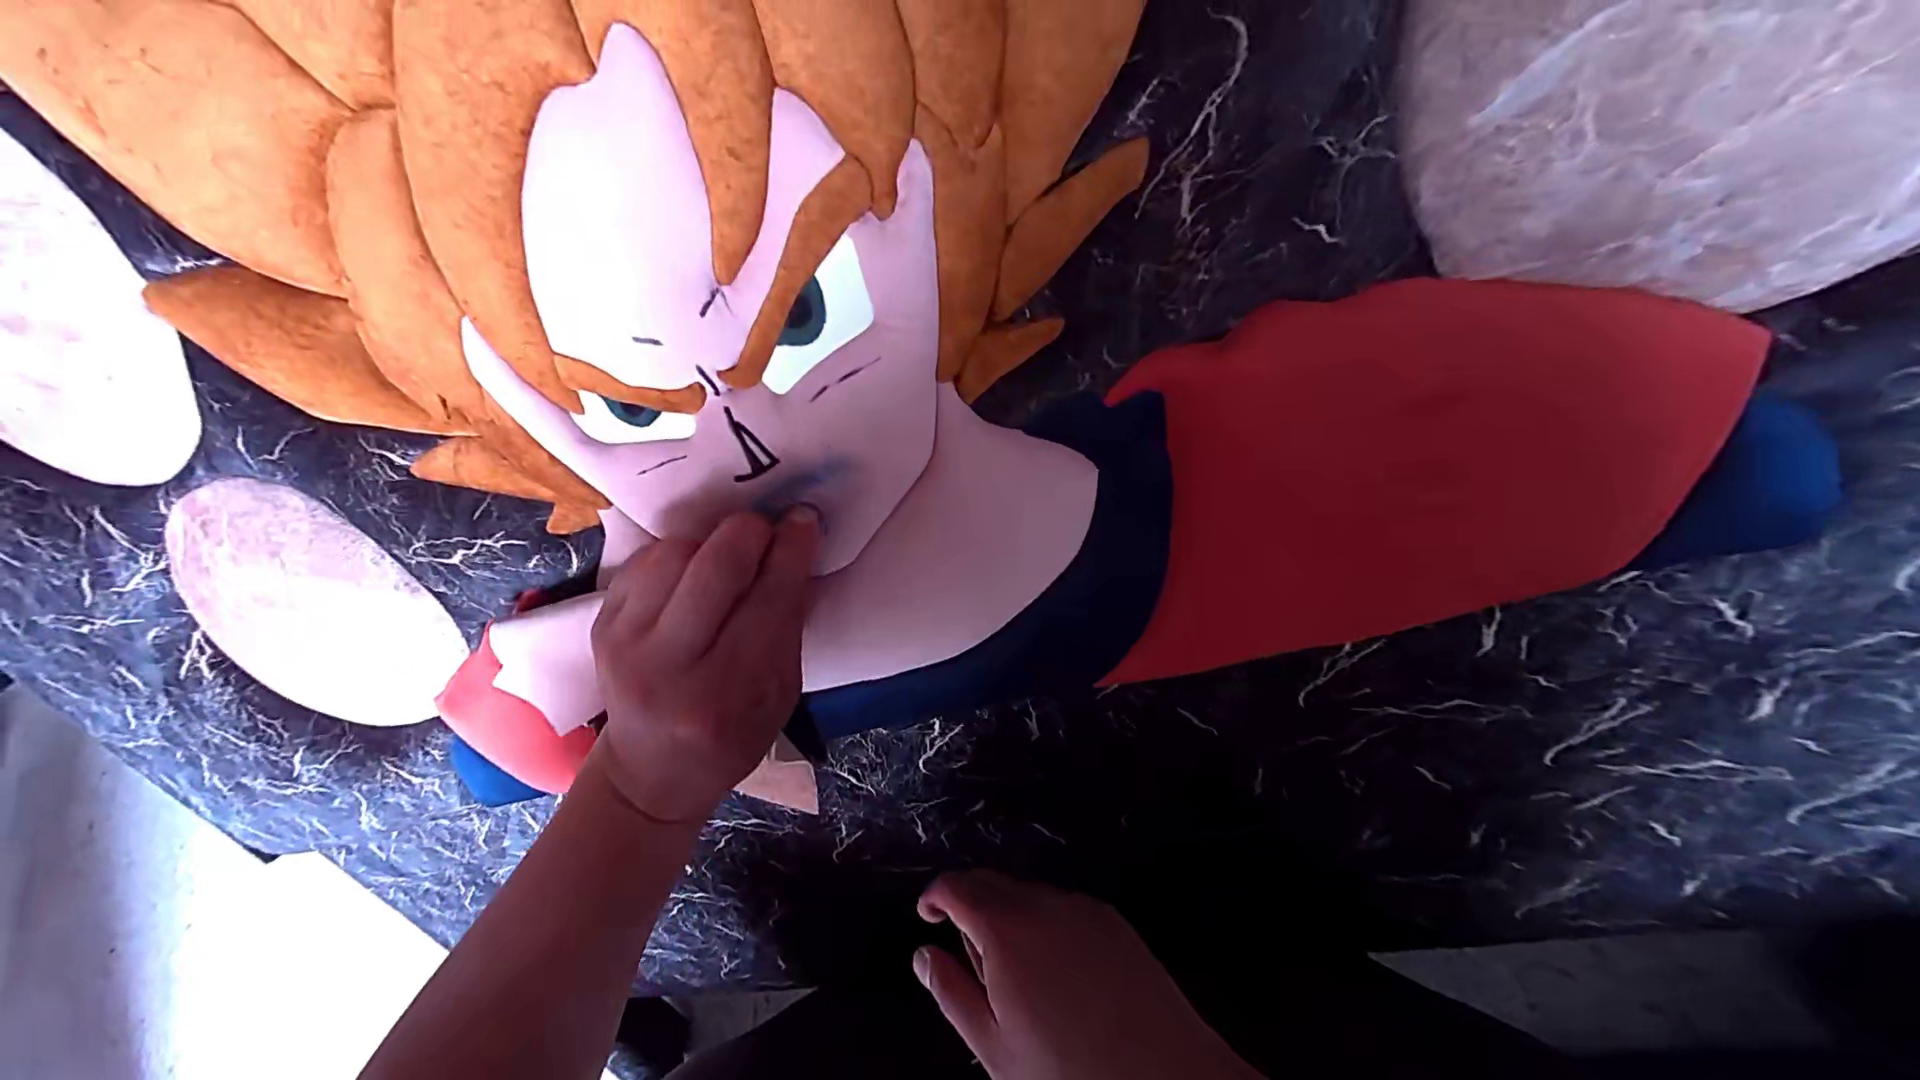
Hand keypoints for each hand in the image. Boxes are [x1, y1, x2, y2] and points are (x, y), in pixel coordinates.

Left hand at [588, 508, 817, 823]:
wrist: (652, 769)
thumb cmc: (733, 737)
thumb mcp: (782, 692)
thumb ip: (791, 623)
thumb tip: (799, 550)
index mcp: (726, 692)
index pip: (769, 599)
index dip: (792, 550)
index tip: (805, 519)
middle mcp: (668, 665)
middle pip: (717, 565)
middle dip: (752, 532)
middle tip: (770, 530)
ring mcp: (625, 642)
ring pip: (676, 551)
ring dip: (713, 541)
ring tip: (732, 557)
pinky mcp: (600, 624)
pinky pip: (646, 559)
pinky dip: (681, 552)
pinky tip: (696, 570)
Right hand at [915, 871, 1263, 1079]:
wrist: (1164, 1074)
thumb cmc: (1069, 1069)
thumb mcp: (993, 1045)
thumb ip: (950, 991)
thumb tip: (923, 956)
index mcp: (1005, 929)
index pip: (956, 886)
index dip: (934, 895)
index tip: (927, 914)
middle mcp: (1042, 903)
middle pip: (990, 881)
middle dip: (968, 904)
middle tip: (969, 957)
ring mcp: (1080, 906)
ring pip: (1027, 895)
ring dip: (1008, 917)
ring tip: (1020, 980)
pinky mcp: (1110, 917)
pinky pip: (1062, 906)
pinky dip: (1045, 923)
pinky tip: (1059, 975)